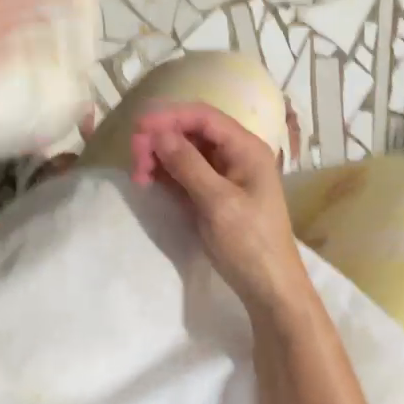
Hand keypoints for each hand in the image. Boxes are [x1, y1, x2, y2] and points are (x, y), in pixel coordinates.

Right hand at [130, 102, 313, 312]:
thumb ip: (188, 164)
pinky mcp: (210, 194)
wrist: (268, 287)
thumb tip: (158, 133)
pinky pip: (183, 172)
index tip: (138, 128)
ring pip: (183, 152)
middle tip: (134, 158)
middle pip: (190, 132)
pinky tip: (148, 180)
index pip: (203, 117)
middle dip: (160, 138)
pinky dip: (164, 173)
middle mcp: (234, 155)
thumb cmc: (249, 242)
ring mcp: (222, 175)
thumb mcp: (217, 202)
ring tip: (138, 174)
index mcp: (245, 149)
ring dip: (158, 156)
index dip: (169, 116)